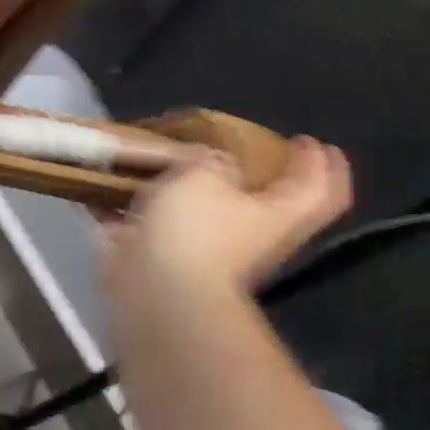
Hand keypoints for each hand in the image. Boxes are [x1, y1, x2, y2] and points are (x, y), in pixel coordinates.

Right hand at [103, 135, 352, 297]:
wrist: (155, 289)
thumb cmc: (193, 230)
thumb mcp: (203, 177)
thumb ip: (211, 160)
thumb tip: (215, 159)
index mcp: (280, 214)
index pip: (320, 185)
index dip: (319, 161)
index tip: (305, 140)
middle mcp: (254, 236)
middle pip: (268, 203)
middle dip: (257, 179)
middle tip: (241, 153)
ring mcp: (210, 252)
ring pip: (207, 215)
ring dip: (191, 193)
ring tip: (169, 167)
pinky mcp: (169, 261)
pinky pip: (156, 228)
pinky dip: (136, 211)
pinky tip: (109, 193)